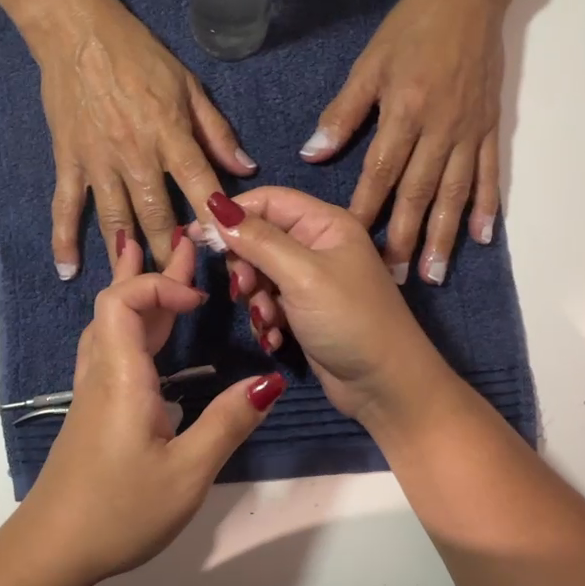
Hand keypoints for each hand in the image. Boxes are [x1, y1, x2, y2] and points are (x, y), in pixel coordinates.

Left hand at [14, 231, 284, 582]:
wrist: (52, 549)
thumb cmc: (119, 511)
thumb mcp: (187, 473)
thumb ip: (228, 423)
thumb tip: (271, 380)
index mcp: (121, 378)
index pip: (124, 300)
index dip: (160, 285)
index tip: (201, 301)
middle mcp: (101, 374)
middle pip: (117, 305)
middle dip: (153, 272)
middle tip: (184, 243)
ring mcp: (92, 393)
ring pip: (110, 327)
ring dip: (138, 295)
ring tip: (159, 266)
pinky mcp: (93, 412)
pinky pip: (110, 350)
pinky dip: (131, 325)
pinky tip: (147, 337)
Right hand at [32, 1, 254, 277]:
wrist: (77, 33)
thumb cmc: (138, 55)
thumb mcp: (188, 85)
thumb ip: (215, 131)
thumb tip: (245, 167)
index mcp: (170, 134)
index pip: (198, 184)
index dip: (213, 218)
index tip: (226, 249)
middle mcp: (135, 155)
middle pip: (157, 214)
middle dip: (172, 252)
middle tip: (183, 285)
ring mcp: (99, 162)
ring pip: (116, 219)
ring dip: (129, 255)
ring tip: (139, 286)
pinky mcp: (69, 162)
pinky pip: (67, 206)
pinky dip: (64, 239)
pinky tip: (67, 270)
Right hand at [201, 188, 454, 426]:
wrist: (385, 385)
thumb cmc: (350, 320)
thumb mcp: (302, 275)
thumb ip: (258, 240)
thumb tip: (214, 206)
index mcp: (325, 223)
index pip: (268, 200)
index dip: (233, 214)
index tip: (199, 237)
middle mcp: (317, 245)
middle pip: (258, 238)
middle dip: (244, 265)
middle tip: (243, 290)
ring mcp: (310, 281)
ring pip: (259, 274)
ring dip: (254, 298)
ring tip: (268, 319)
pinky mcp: (304, 312)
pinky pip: (268, 303)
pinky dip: (266, 319)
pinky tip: (274, 338)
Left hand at [299, 0, 506, 286]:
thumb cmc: (411, 29)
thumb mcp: (368, 65)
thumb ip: (342, 113)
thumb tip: (312, 154)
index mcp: (405, 114)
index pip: (381, 172)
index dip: (366, 210)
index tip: (351, 245)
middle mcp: (440, 130)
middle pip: (419, 193)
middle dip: (407, 238)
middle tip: (397, 279)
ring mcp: (469, 132)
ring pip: (456, 192)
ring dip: (445, 235)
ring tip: (436, 272)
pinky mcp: (491, 128)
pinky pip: (490, 173)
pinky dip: (488, 206)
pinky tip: (483, 237)